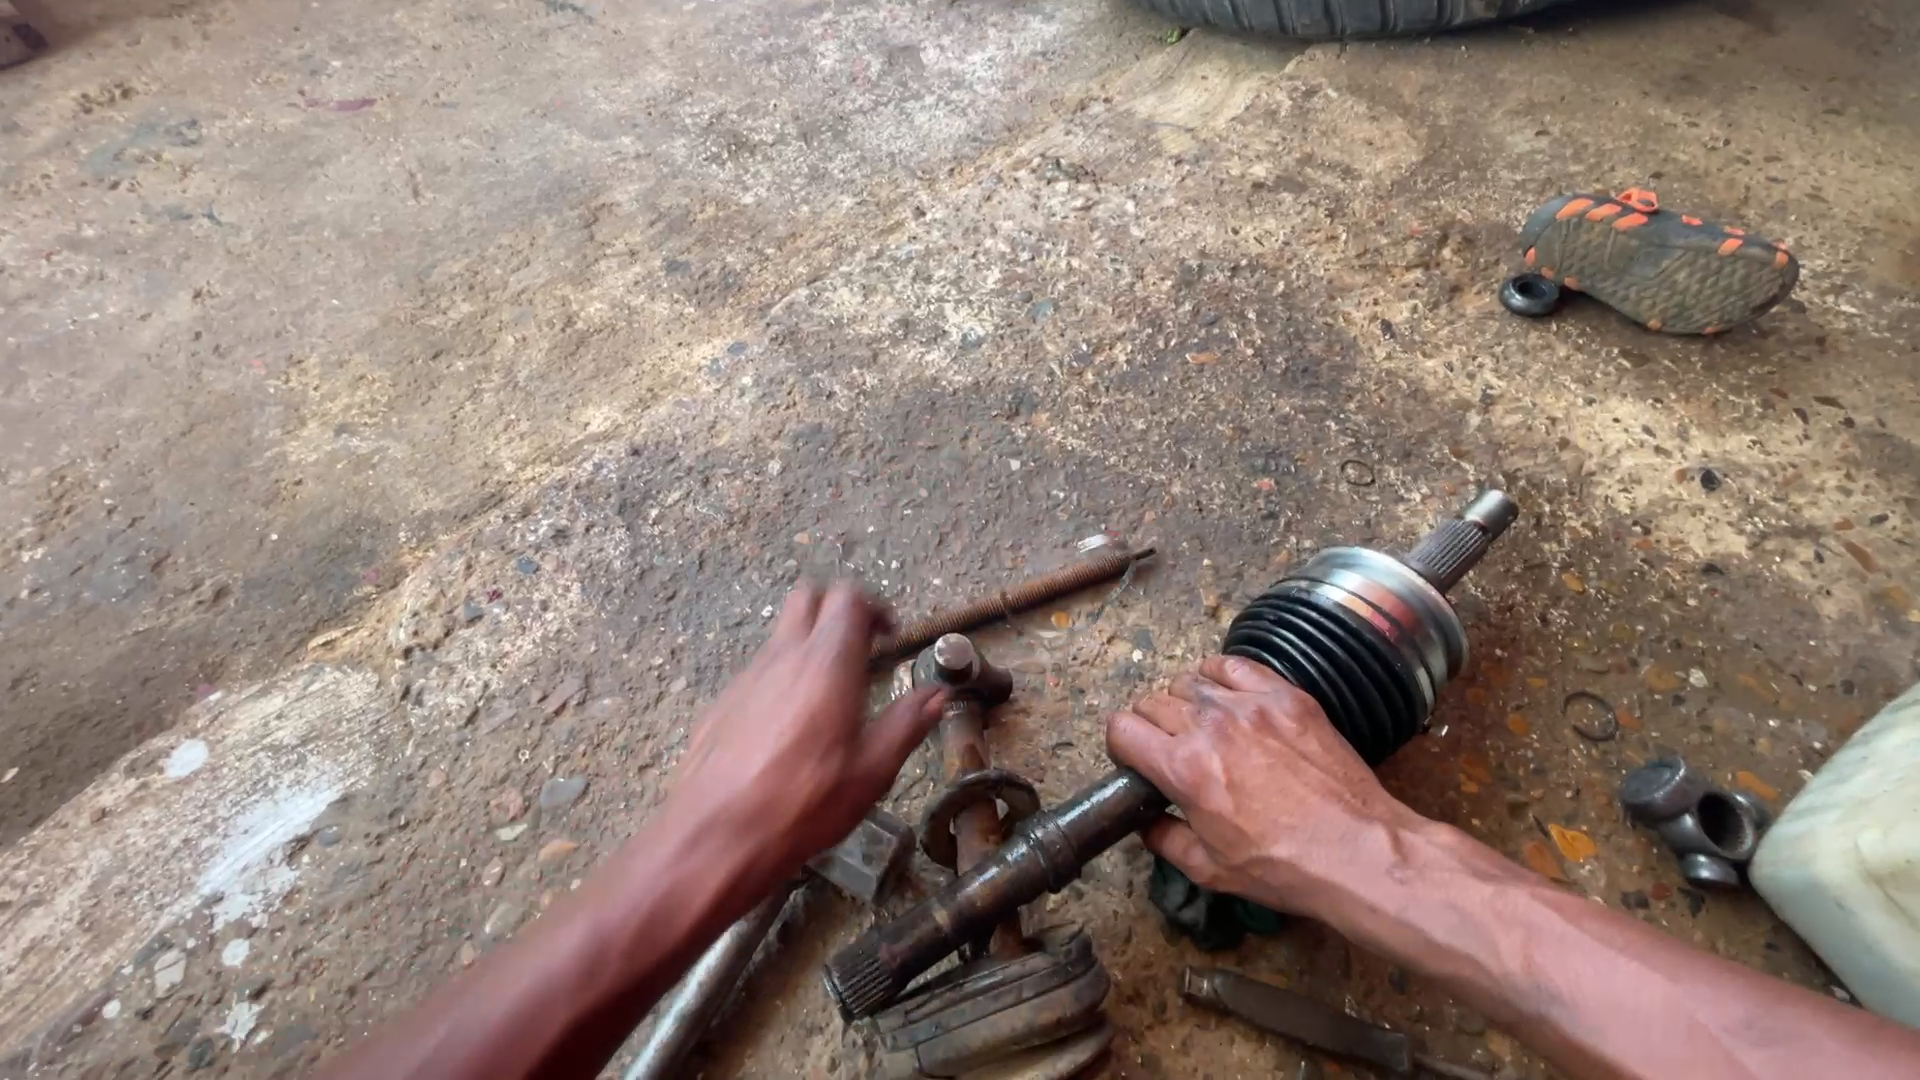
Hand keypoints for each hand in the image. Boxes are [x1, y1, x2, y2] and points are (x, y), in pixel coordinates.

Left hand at [658, 580, 945, 901]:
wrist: (715, 836)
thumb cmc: (803, 803)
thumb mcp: (872, 771)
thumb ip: (907, 723)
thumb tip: (938, 694)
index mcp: (828, 663)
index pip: (849, 598)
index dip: (875, 607)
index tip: (889, 637)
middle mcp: (785, 656)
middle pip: (810, 595)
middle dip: (838, 608)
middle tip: (861, 644)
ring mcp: (749, 675)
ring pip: (782, 632)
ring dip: (810, 642)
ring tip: (831, 690)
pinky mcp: (725, 700)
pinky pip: (760, 668)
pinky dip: (784, 674)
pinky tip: (791, 724)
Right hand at [1105, 655, 1424, 920]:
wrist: (1360, 852)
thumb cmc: (1283, 867)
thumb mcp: (1210, 871)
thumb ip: (1163, 840)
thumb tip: (1145, 820)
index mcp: (1183, 768)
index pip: (1122, 728)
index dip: (1121, 744)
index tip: (1136, 759)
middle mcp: (1208, 726)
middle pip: (1152, 702)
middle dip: (1151, 726)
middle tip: (1172, 750)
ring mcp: (1248, 705)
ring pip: (1188, 679)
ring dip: (1184, 701)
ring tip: (1202, 724)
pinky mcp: (1284, 696)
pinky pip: (1233, 664)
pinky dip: (1218, 674)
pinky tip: (1225, 694)